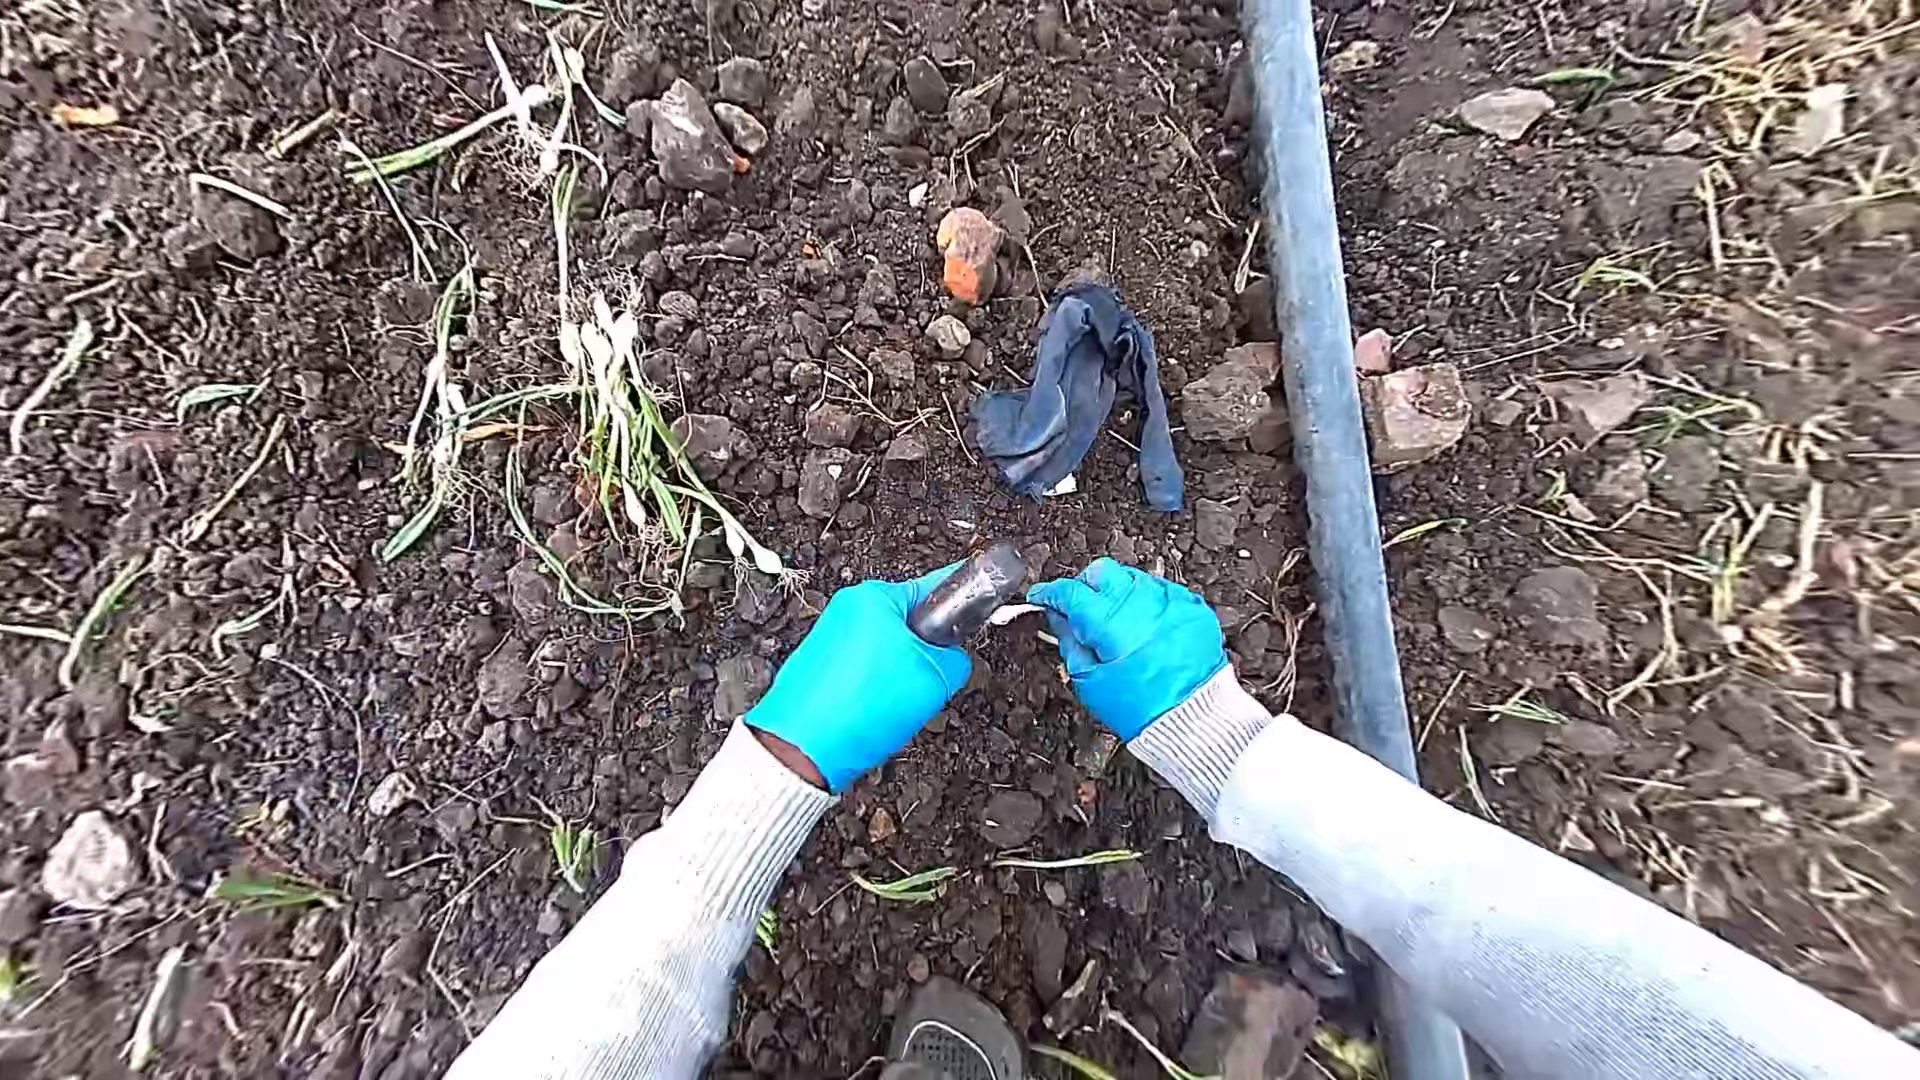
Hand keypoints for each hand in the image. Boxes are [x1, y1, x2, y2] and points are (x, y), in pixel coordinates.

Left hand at [746, 566, 971, 792]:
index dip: (965, 599)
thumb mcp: (935, 679)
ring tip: (894, 699)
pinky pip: (867, 666)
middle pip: (912, 622)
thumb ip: (956, 657)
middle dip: (927, 651)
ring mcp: (832, 634)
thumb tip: (954, 656)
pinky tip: (875, 707)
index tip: (983, 604)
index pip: (936, 585)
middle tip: (929, 678)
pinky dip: (878, 684)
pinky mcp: (821, 661)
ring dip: (903, 671)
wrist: (802, 751)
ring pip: (891, 648)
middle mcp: (849, 607)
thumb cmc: (859, 707)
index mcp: (874, 597)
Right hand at [1028, 558, 1227, 738]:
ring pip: (1131, 577)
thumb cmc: (1141, 708)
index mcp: (1109, 620)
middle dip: (1085, 586)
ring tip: (1117, 624)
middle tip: (1081, 610)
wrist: (1194, 721)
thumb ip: (1068, 641)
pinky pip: (1161, 591)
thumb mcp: (1089, 681)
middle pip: (1100, 572)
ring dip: (1117, 594)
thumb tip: (1056, 617)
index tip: (1042, 598)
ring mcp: (1167, 601)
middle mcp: (1139, 602)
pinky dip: (1147, 603)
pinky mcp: (1191, 607)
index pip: (1069, 591)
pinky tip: (1145, 627)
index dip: (1049, 594)